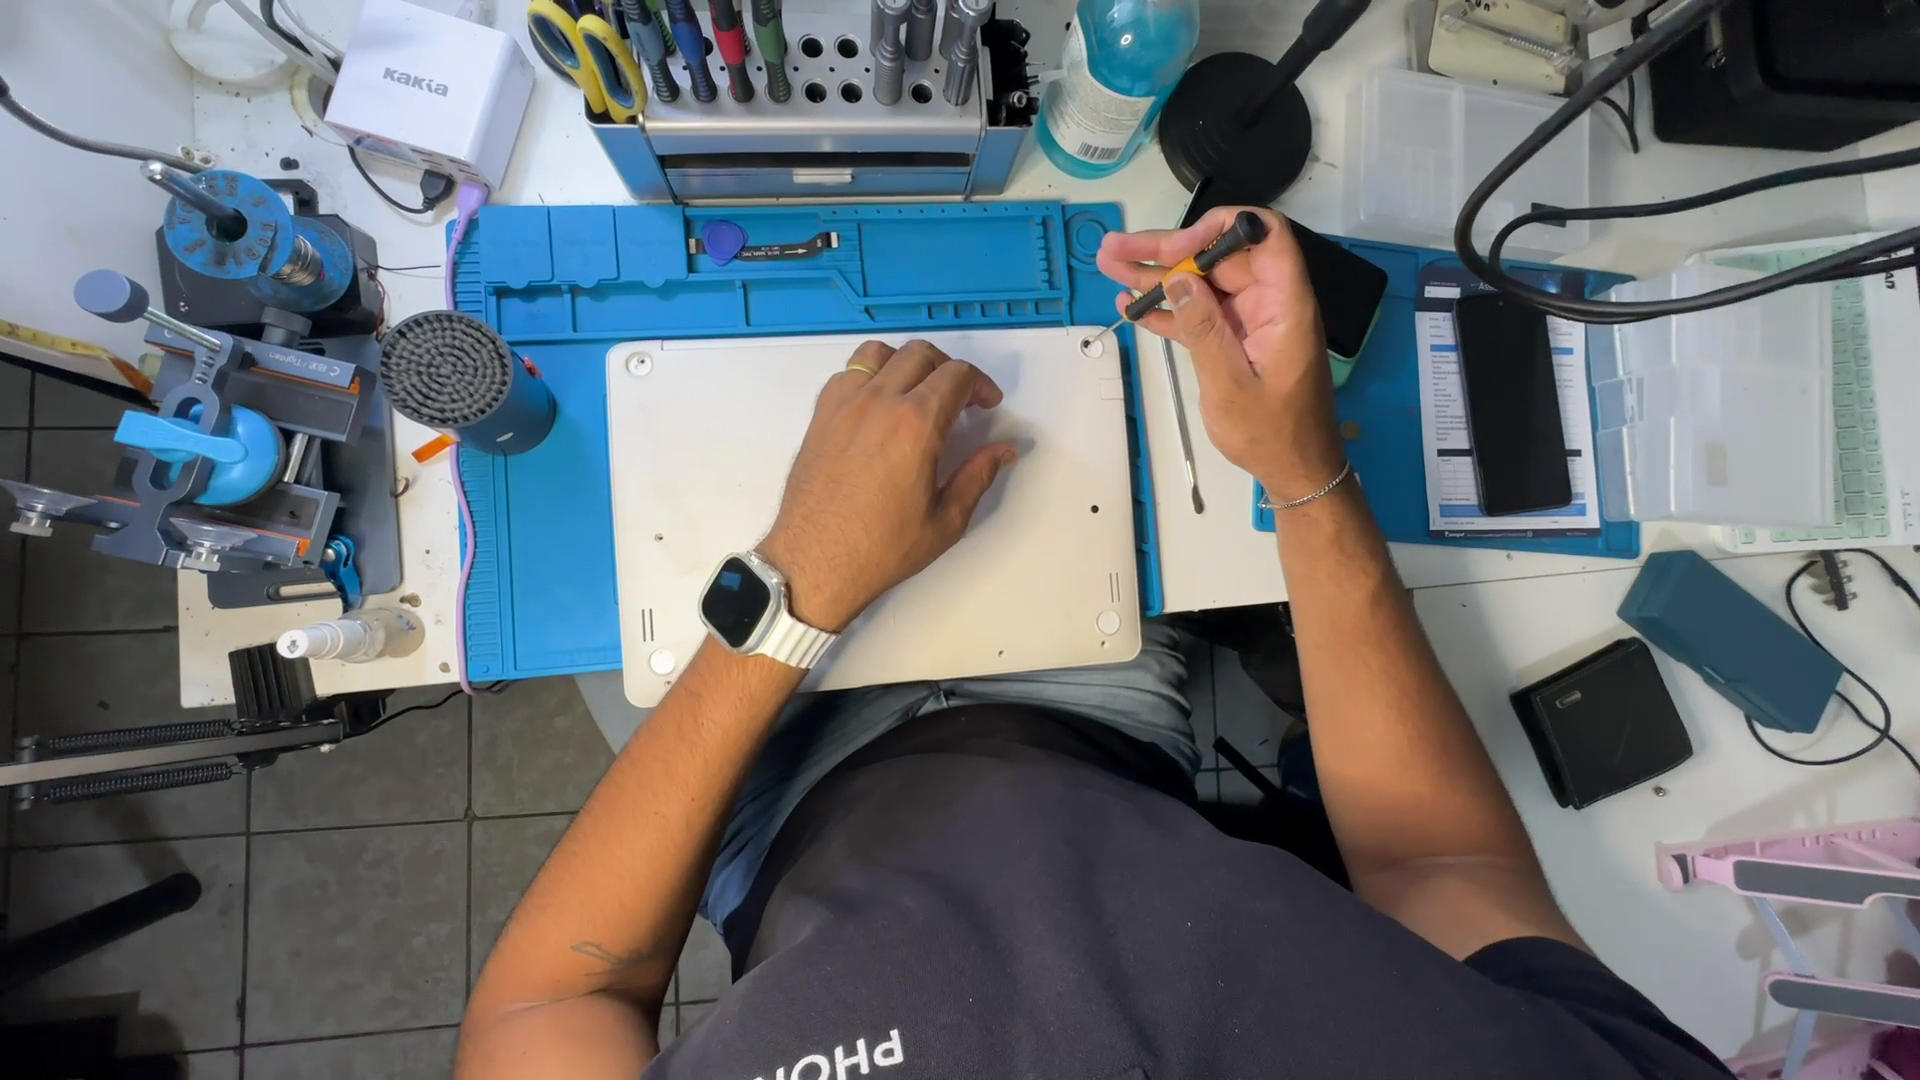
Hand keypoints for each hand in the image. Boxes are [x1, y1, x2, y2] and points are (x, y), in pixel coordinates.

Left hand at [757, 340, 1016, 631]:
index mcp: (916, 424)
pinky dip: (871, 376)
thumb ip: (978, 476)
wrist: (813, 563)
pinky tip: (878, 407)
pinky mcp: (820, 416)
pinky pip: (848, 373)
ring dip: (907, 363)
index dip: (981, 385)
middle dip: (949, 369)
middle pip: (920, 354)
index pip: (957, 375)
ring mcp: (843, 404)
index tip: (987, 405)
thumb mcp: (945, 520)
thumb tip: (1005, 450)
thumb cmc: (882, 548)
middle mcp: (878, 401)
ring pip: (879, 353)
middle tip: (960, 401)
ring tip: (917, 393)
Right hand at [1096, 206, 1346, 499]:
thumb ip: (1204, 328)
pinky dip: (1166, 310)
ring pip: (1200, 284)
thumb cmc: (1271, 432)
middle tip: (1115, 248)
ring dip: (1155, 277)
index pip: (1262, 235)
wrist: (1292, 468)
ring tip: (1110, 266)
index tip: (1174, 248)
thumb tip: (1177, 281)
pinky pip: (1197, 314)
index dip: (1216, 229)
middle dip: (1165, 251)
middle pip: (1217, 257)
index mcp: (1283, 303)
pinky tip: (1131, 305)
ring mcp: (1247, 321)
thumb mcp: (1231, 383)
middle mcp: (1267, 302)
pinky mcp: (1231, 341)